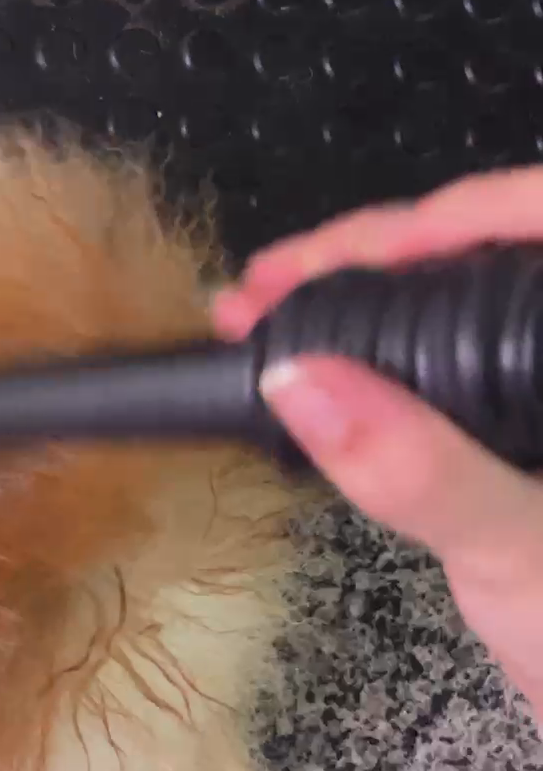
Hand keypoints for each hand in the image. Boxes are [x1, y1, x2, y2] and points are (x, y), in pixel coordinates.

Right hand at [210, 170, 542, 713]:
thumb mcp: (517, 550)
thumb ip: (414, 467)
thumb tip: (293, 379)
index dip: (432, 220)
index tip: (306, 263)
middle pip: (498, 251)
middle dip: (365, 259)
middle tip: (254, 290)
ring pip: (463, 299)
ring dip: (353, 298)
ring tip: (255, 314)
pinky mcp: (522, 423)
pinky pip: (442, 353)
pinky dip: (364, 347)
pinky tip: (307, 358)